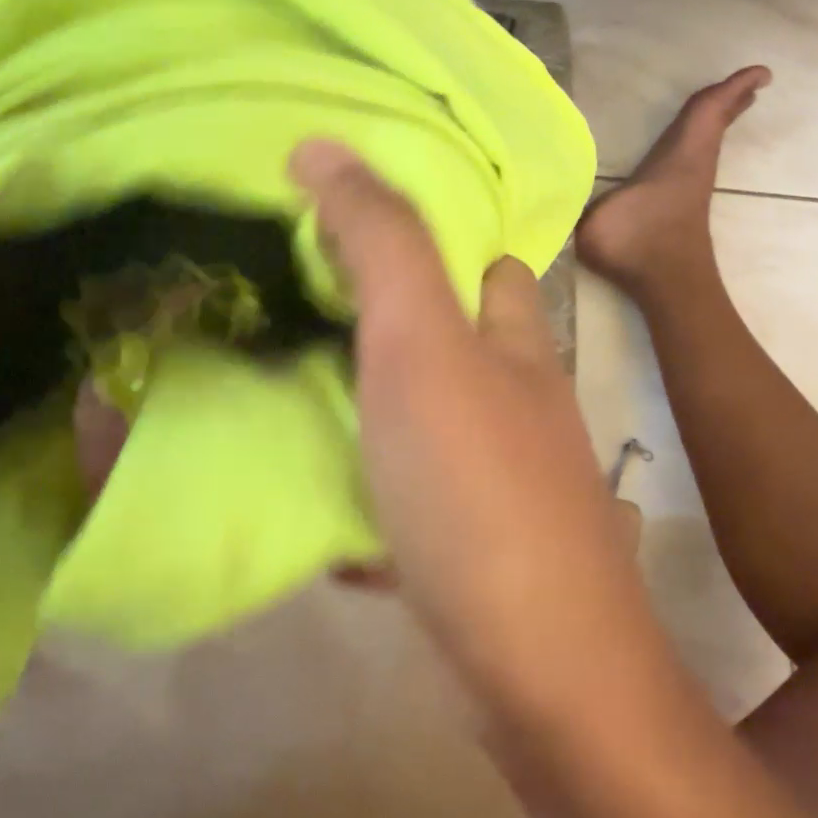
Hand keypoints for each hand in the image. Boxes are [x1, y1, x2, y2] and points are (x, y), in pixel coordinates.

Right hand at [288, 141, 664, 707]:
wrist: (540, 671)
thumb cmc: (481, 494)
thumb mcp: (424, 350)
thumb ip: (383, 248)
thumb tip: (326, 145)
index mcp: (523, 350)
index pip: (489, 266)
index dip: (432, 235)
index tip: (345, 225)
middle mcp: (523, 411)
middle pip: (454, 346)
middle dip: (385, 327)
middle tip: (289, 316)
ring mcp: (503, 490)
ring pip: (427, 430)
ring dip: (367, 417)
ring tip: (277, 401)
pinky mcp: (477, 560)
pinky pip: (410, 515)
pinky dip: (367, 507)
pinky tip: (315, 514)